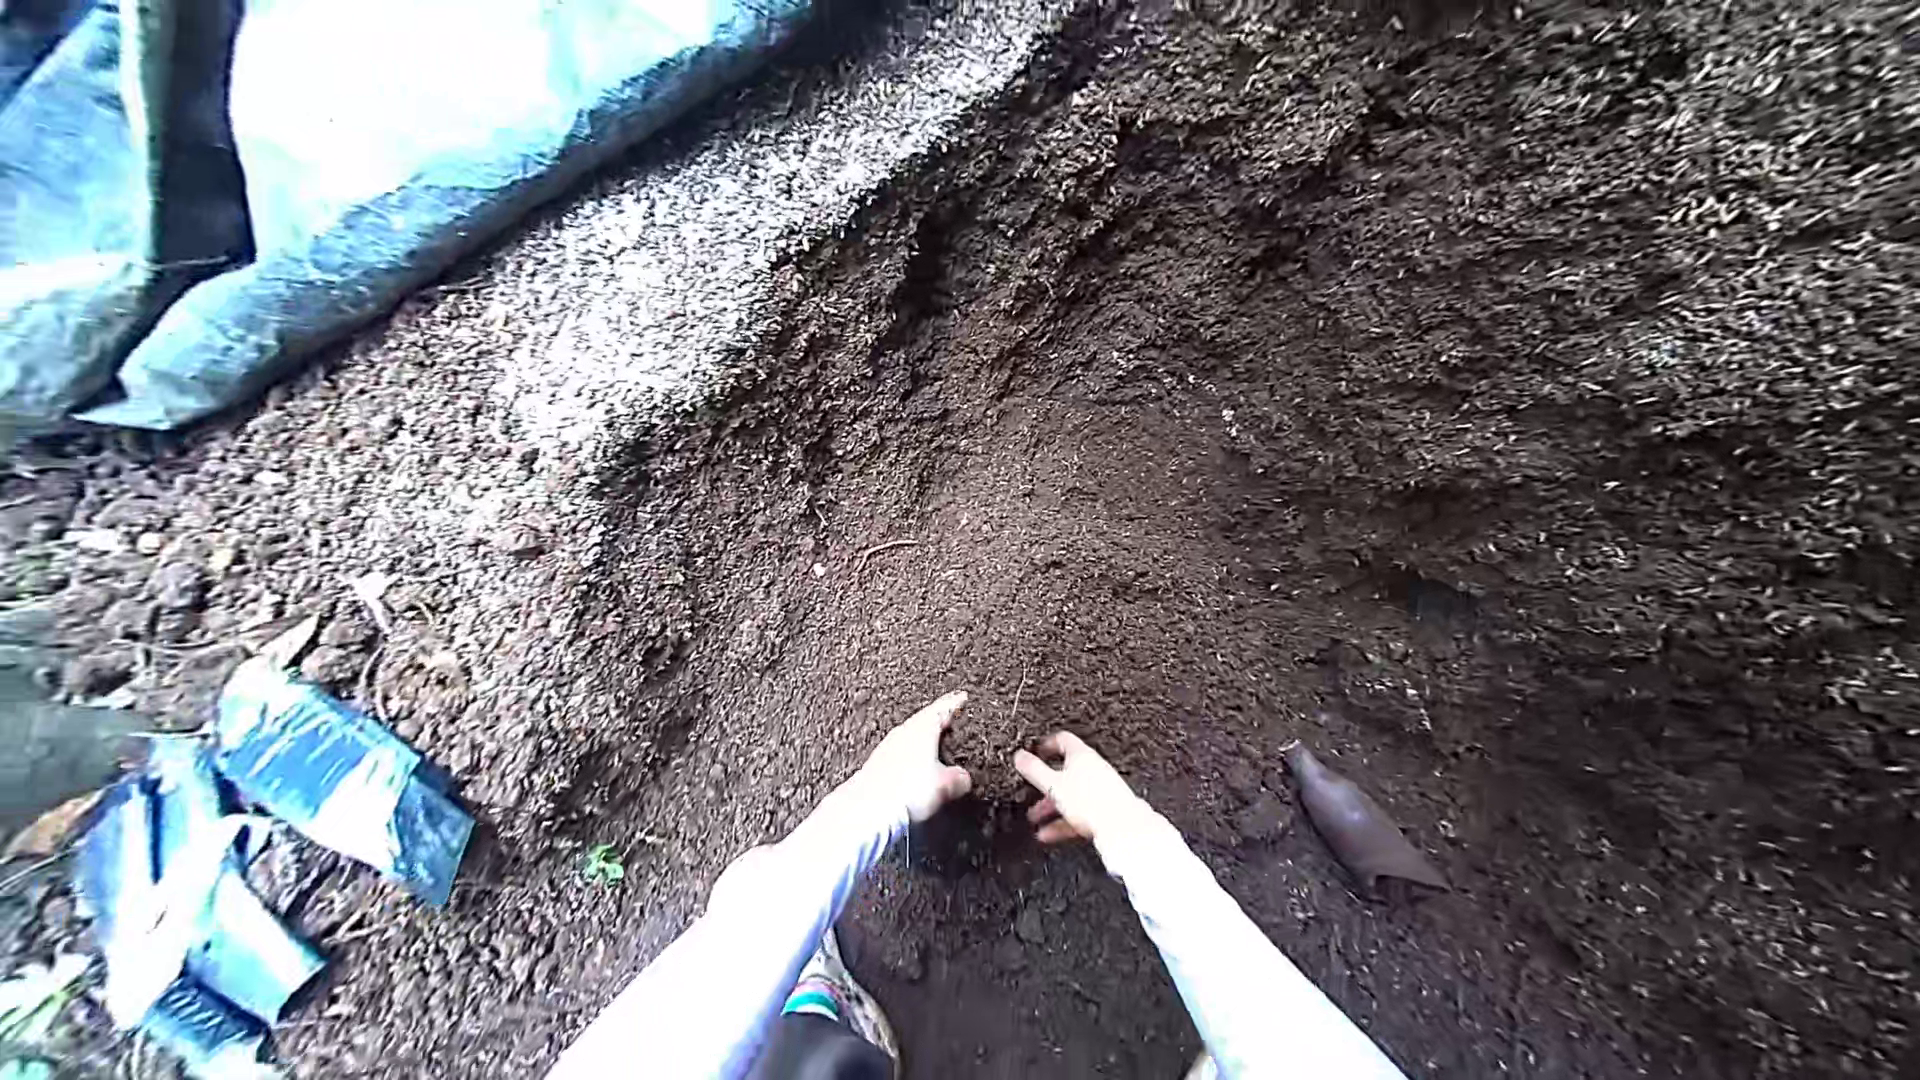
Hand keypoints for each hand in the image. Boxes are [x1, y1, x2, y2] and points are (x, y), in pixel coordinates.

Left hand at [859, 691, 973, 821]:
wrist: (867, 809)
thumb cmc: (905, 790)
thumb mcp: (945, 784)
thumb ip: (959, 778)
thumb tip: (962, 778)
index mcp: (922, 727)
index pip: (942, 708)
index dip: (954, 703)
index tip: (962, 697)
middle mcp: (903, 732)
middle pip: (924, 720)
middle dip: (937, 721)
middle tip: (948, 719)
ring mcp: (887, 747)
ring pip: (910, 737)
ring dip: (922, 740)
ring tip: (933, 748)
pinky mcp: (876, 765)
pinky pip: (899, 755)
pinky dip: (909, 758)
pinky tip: (912, 770)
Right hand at [1014, 731, 1154, 844]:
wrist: (1122, 828)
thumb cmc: (1091, 802)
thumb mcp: (1053, 784)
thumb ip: (1034, 770)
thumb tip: (1019, 756)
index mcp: (1082, 755)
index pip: (1061, 740)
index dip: (1045, 745)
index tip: (1034, 753)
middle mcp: (1093, 769)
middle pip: (1064, 772)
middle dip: (1045, 785)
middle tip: (1031, 792)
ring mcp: (1101, 790)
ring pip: (1071, 795)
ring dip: (1052, 807)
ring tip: (1036, 822)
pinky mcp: (1105, 810)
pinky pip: (1080, 812)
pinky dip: (1063, 822)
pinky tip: (1050, 834)